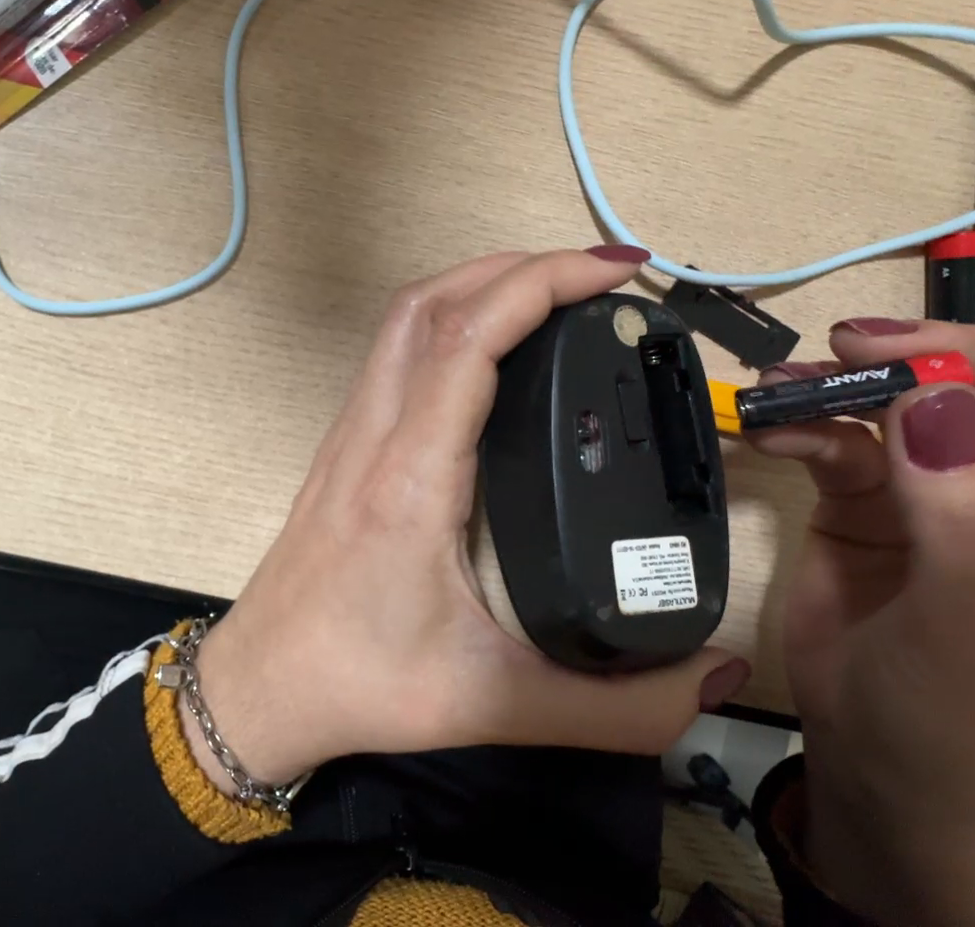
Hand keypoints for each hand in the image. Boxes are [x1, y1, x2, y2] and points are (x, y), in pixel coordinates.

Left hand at [188, 248, 749, 790]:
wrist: (262, 684)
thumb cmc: (359, 686)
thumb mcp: (498, 705)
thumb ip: (621, 705)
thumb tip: (712, 671)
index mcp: (410, 481)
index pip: (467, 341)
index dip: (542, 283)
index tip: (617, 270)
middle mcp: (371, 437)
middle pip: (428, 306)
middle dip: (515, 268)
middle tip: (599, 278)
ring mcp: (348, 436)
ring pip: (401, 323)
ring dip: (474, 286)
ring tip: (554, 295)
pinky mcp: (342, 448)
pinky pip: (390, 355)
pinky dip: (445, 324)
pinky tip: (491, 351)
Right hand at [748, 301, 974, 925]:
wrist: (874, 764)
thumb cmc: (971, 715)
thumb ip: (967, 509)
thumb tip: (926, 395)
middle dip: (947, 354)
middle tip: (860, 347)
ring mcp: (955, 490)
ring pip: (920, 401)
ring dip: (854, 381)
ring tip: (793, 378)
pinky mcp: (871, 499)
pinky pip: (842, 442)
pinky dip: (802, 428)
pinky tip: (767, 429)